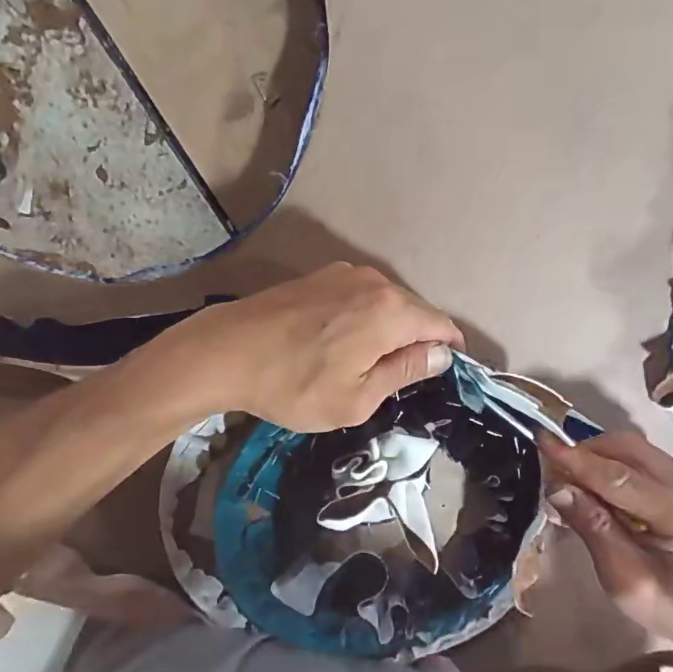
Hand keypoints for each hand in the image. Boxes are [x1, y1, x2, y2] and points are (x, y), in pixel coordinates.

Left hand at [144, 263, 463, 431]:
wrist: (224, 351)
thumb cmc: (293, 384)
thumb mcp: (356, 397)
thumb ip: (403, 372)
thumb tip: (440, 354)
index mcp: (391, 311)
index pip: (441, 326)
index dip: (448, 352)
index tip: (441, 376)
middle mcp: (373, 282)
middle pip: (413, 311)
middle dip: (415, 341)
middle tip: (396, 380)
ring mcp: (342, 274)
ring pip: (384, 303)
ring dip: (385, 330)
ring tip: (364, 364)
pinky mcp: (316, 276)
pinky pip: (357, 297)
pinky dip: (360, 318)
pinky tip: (338, 342)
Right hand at [539, 432, 672, 659]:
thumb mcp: (625, 580)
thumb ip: (593, 528)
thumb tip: (556, 488)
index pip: (619, 477)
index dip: (576, 459)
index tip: (541, 442)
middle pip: (628, 449)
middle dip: (585, 454)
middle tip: (556, 476)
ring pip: (635, 449)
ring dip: (599, 459)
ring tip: (577, 485)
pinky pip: (646, 459)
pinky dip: (616, 466)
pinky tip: (604, 491)